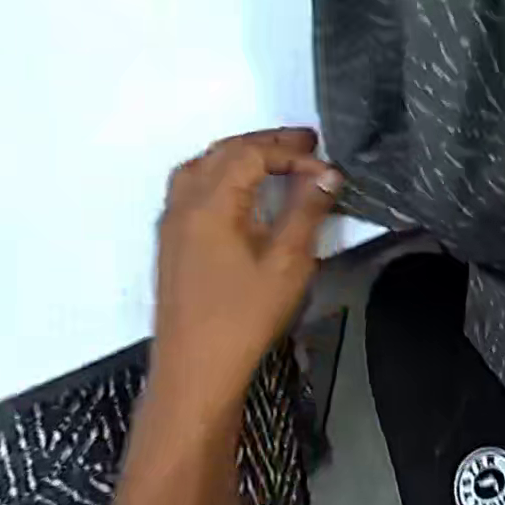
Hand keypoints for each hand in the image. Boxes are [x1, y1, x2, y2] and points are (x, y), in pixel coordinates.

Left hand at [152, 128, 343, 405]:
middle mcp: (184, 205)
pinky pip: (194, 185)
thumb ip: (307, 211)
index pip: (251, 156)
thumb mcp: (289, 260)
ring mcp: (174, 223)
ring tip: (279, 158)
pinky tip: (246, 188)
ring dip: (241, 154)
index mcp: (211, 206)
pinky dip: (224, 172)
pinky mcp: (175, 240)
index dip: (293, 155)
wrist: (198, 362)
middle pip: (222, 153)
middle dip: (267, 142)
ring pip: (202, 166)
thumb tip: (327, 173)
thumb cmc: (247, 311)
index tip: (330, 171)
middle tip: (309, 143)